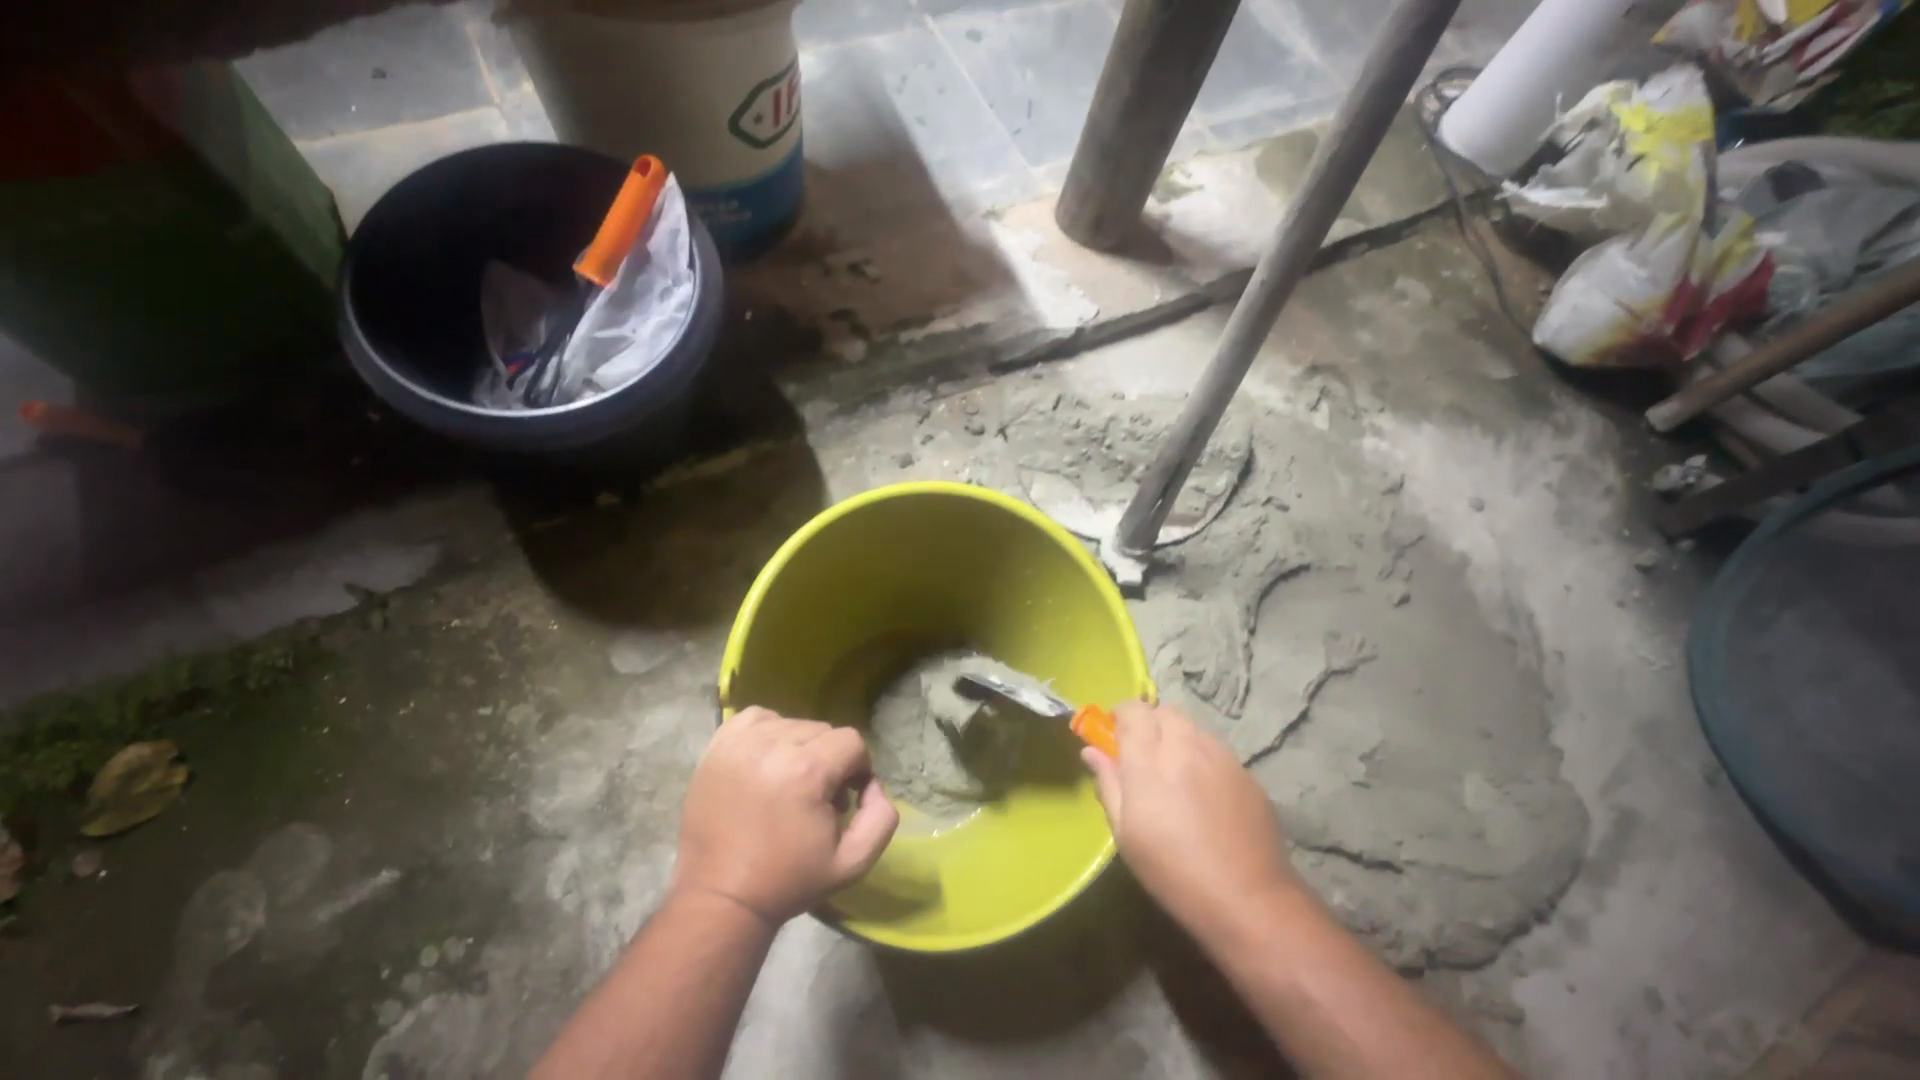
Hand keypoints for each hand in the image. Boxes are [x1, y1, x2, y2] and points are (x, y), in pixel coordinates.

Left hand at [672, 707, 898, 925]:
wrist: (721, 898)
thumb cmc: (788, 880)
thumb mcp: (853, 862)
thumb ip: (881, 817)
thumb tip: (873, 785)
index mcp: (807, 771)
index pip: (851, 742)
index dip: (857, 769)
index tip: (845, 799)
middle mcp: (772, 746)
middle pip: (821, 730)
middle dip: (829, 759)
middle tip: (817, 798)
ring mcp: (739, 745)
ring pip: (790, 723)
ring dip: (799, 746)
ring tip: (789, 781)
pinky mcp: (716, 749)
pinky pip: (754, 719)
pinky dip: (767, 732)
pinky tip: (766, 761)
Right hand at [1081, 702, 1298, 933]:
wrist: (1247, 898)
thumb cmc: (1173, 872)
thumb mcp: (1125, 834)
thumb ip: (1108, 784)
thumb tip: (1092, 751)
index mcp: (1150, 760)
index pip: (1133, 709)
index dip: (1121, 716)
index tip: (1115, 739)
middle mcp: (1187, 746)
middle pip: (1165, 712)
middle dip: (1150, 725)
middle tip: (1143, 759)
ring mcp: (1222, 757)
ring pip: (1193, 728)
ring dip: (1178, 739)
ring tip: (1176, 778)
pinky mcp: (1247, 773)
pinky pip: (1217, 751)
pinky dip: (1203, 759)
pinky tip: (1206, 796)